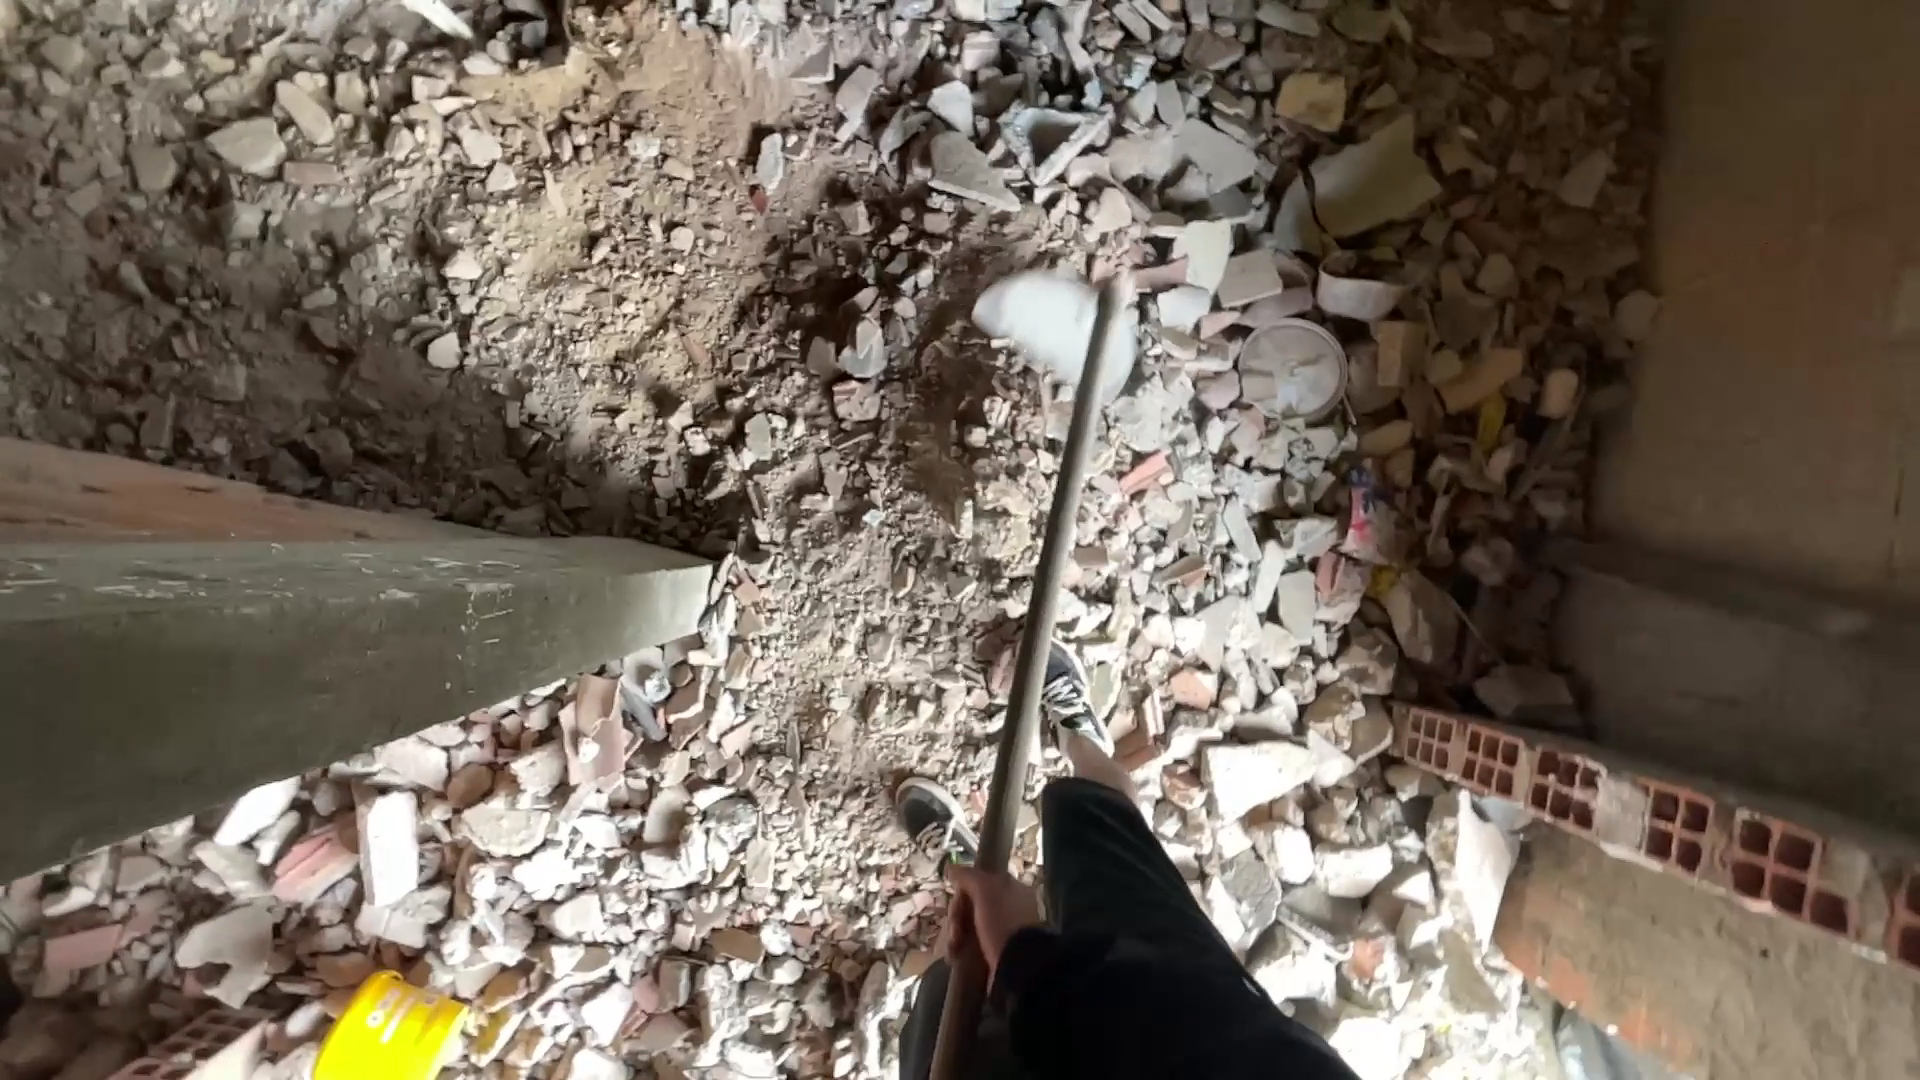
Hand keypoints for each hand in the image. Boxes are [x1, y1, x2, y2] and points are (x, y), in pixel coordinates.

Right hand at [945, 865, 1042, 974]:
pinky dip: (961, 950)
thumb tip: (951, 867)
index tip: (957, 903)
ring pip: (968, 925)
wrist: (1019, 967)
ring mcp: (1002, 932)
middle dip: (957, 917)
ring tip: (954, 950)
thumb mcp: (985, 890)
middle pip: (971, 904)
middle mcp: (1008, 907)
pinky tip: (956, 957)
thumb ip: (968, 876)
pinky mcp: (995, 954)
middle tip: (956, 933)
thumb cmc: (1003, 922)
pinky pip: (971, 945)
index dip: (963, 892)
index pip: (978, 881)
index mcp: (1011, 888)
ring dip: (956, 935)